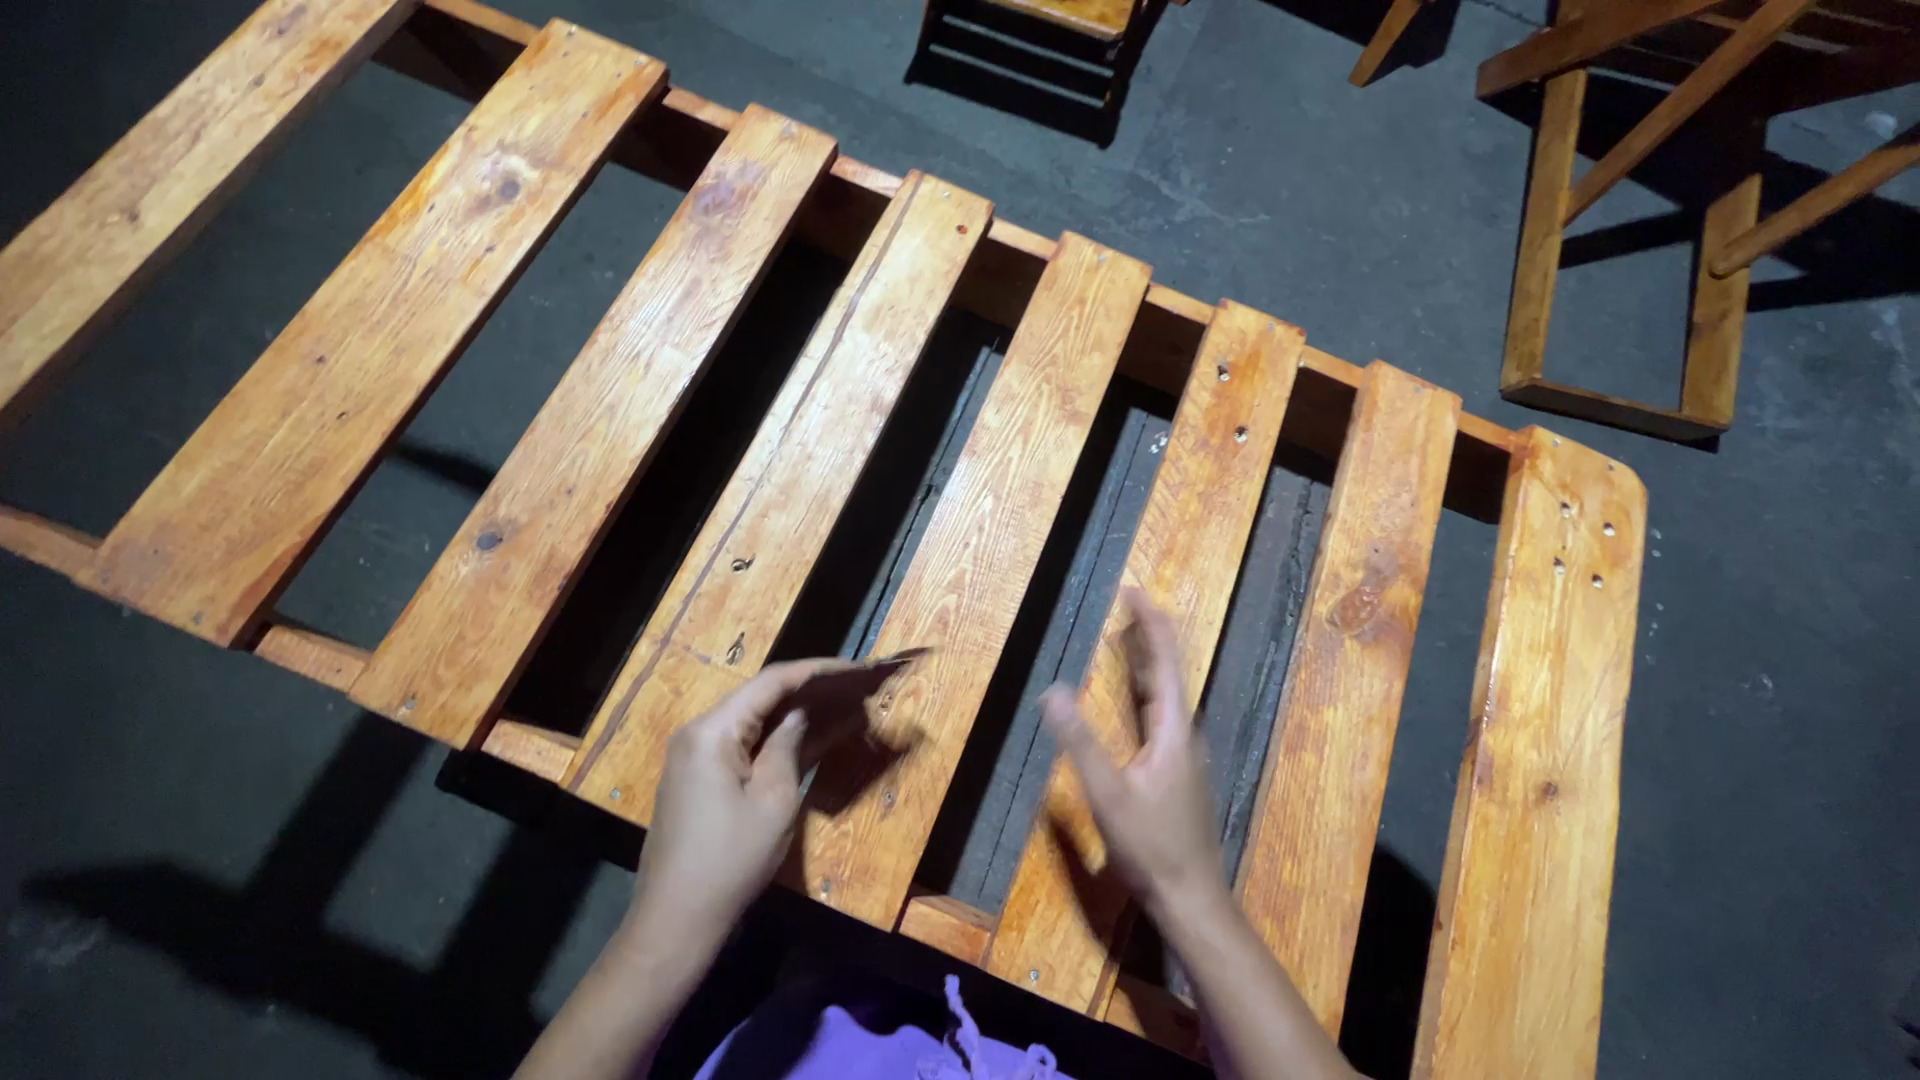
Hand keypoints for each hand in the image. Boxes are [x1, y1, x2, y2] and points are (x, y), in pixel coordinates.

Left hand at [628, 659, 843, 945]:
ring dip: (797, 714)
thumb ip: (789, 745)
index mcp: (713, 730)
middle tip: (856, 686)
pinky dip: (778, 738)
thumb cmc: (731, 860)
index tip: (856, 669)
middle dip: (810, 689)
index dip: (817, 671)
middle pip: (761, 696)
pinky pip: (744, 743)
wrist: (676, 921)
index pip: (772, 682)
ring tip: (845, 705)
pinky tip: (814, 736)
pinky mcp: (700, 777)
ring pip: (754, 719)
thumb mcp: (774, 800)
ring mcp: (696, 755)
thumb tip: (803, 711)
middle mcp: (698, 732)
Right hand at [1043, 588, 1225, 918]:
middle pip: (1167, 672)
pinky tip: (1131, 701)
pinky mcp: (1177, 771)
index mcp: (1172, 729)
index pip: (1165, 662)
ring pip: (1164, 695)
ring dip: (1145, 662)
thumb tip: (1053, 690)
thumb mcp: (1108, 794)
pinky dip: (1143, 692)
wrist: (1190, 896)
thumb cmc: (1151, 845)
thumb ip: (1080, 743)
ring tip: (1125, 639)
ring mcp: (1183, 754)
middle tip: (1124, 605)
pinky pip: (1160, 715)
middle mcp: (1184, 734)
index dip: (1151, 624)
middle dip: (1147, 635)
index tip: (1133, 592)